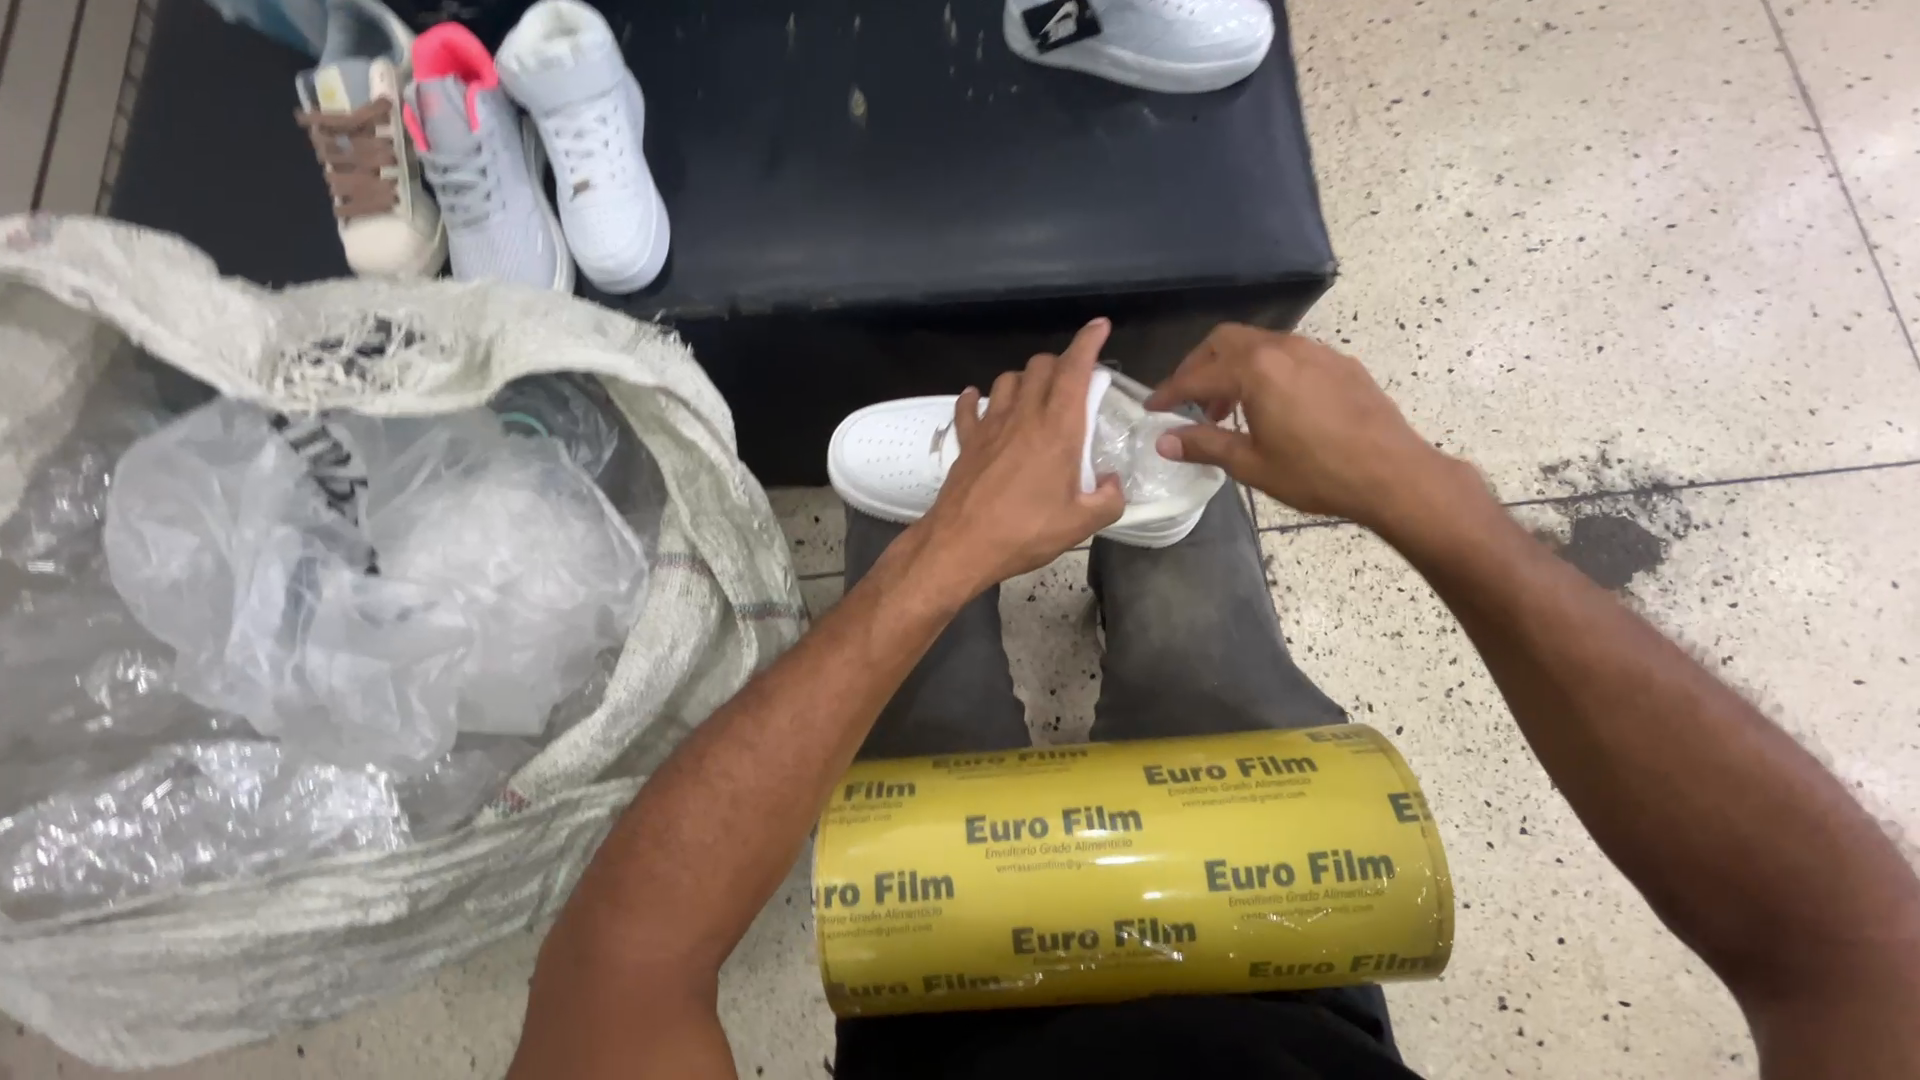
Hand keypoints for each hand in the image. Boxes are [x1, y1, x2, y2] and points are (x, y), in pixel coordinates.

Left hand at [913, 319, 1125, 594]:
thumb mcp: (1081, 524)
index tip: (1099, 328)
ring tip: (1034, 395)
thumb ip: (1109, 500)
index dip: (1089, 342)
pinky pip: (968, 407)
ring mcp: (990, 426)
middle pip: (1040, 366)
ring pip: (1007, 380)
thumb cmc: (1025, 532)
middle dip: (1060, 363)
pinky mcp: (967, 442)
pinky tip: (978, 399)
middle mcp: (1023, 416)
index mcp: (1058, 428)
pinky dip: (976, 398)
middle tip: (1072, 382)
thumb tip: (1113, 484)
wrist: (961, 544)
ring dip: (1024, 379)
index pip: (1074, 369)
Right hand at [1146, 324, 1467, 530]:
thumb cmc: (1316, 472)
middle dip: (1199, 366)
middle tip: (1189, 400)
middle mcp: (1283, 348)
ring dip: (1234, 368)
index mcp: (1255, 369)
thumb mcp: (1251, 464)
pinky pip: (1290, 354)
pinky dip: (1266, 371)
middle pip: (1225, 341)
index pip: (1197, 375)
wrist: (1394, 474)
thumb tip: (1164, 441)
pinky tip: (1273, 406)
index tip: (1152, 408)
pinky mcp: (1340, 363)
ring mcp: (1316, 351)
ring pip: (1259, 344)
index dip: (1170, 392)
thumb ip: (1204, 445)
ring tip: (1230, 409)